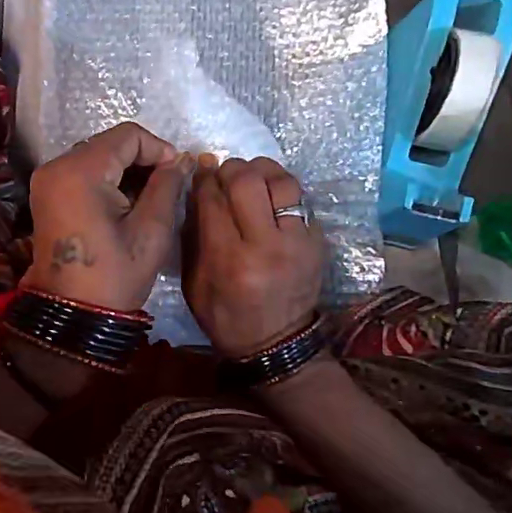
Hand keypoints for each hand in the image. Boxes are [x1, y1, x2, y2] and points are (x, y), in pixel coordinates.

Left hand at [23, 123, 191, 312]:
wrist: (72, 313)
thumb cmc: (114, 274)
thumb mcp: (150, 230)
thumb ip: (167, 185)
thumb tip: (182, 160)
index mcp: (80, 172)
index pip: (127, 136)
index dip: (159, 148)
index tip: (178, 173)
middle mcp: (56, 167)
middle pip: (109, 143)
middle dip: (142, 160)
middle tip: (166, 186)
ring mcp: (47, 181)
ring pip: (96, 157)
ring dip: (125, 170)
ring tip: (148, 197)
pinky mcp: (46, 195)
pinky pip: (82, 173)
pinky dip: (106, 180)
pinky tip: (125, 204)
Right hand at [183, 155, 324, 356]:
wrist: (276, 343)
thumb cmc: (225, 316)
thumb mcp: (194, 283)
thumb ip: (194, 235)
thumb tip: (197, 191)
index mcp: (228, 260)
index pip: (213, 200)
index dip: (204, 179)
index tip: (201, 172)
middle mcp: (265, 246)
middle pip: (248, 182)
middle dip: (231, 169)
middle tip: (225, 173)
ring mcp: (297, 242)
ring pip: (282, 182)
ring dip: (262, 172)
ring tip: (251, 179)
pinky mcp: (317, 241)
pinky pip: (301, 199)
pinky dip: (282, 192)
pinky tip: (270, 199)